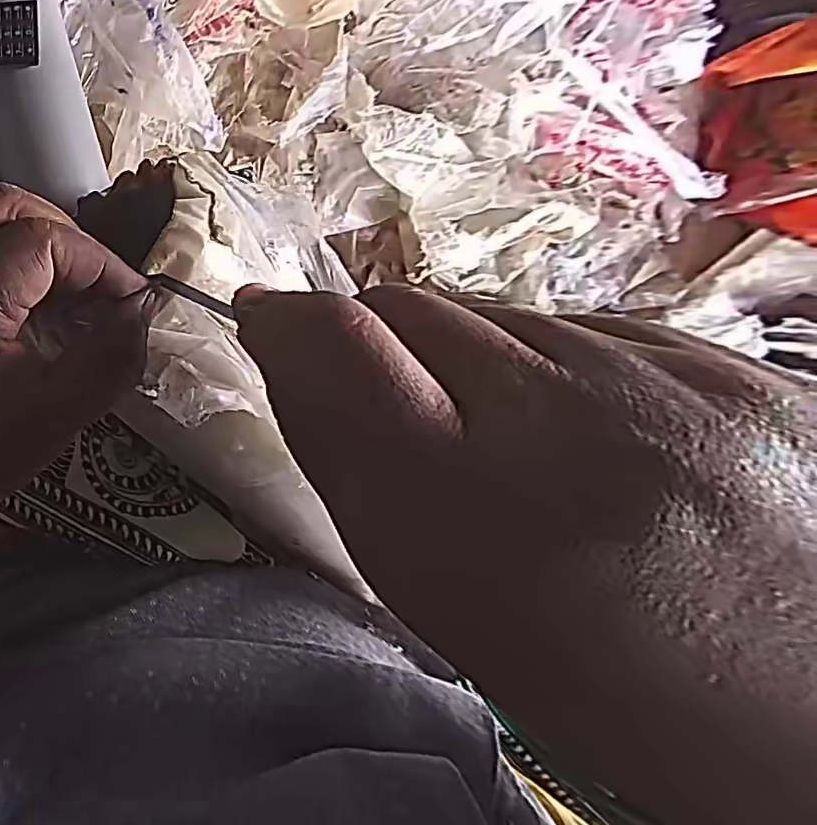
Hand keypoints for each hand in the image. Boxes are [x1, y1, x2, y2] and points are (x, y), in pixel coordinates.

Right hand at [236, 284, 816, 822]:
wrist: (801, 716)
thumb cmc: (556, 652)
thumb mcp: (402, 562)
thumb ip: (326, 441)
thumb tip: (275, 342)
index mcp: (470, 491)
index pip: (343, 339)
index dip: (286, 315)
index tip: (260, 314)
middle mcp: (583, 417)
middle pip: (409, 308)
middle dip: (369, 337)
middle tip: (386, 397)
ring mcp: (686, 387)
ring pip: (495, 312)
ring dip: (466, 355)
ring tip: (506, 433)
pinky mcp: (756, 373)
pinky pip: (588, 326)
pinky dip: (552, 364)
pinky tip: (586, 429)